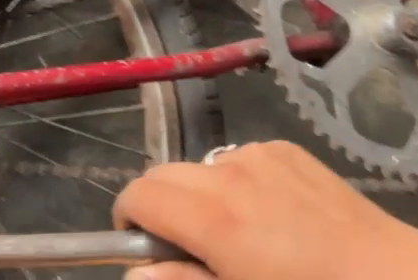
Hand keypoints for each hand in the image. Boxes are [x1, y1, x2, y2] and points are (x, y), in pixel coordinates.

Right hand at [112, 142, 417, 279]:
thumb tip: (134, 272)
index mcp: (216, 219)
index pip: (140, 194)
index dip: (130, 221)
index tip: (147, 253)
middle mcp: (229, 174)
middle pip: (164, 175)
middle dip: (163, 209)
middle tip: (193, 256)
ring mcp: (260, 155)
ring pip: (200, 168)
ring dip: (200, 197)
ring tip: (240, 241)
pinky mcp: (287, 150)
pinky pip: (240, 162)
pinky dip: (237, 185)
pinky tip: (275, 220)